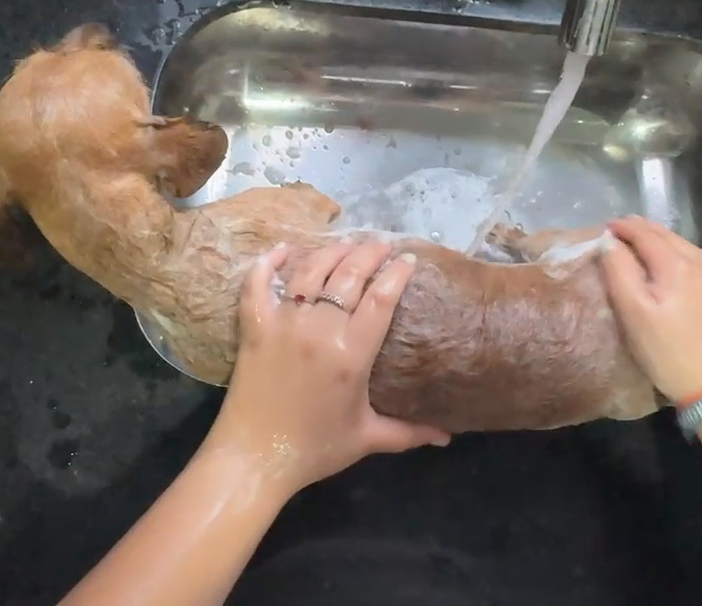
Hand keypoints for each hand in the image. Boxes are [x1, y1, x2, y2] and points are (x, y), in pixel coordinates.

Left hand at [203, 238, 449, 496]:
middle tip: (382, 243)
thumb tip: (447, 435)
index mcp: (351, 353)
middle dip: (369, 253)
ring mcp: (284, 322)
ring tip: (347, 242)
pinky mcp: (255, 325)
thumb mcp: (367, 438)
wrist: (253, 460)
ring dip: (331, 252)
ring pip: (311, 271)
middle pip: (349, 276)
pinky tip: (282, 248)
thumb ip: (408, 431)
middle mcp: (319, 328)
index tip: (407, 258)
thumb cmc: (314, 449)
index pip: (381, 299)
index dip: (396, 274)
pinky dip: (268, 262)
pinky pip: (258, 284)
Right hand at [599, 216, 701, 404]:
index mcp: (675, 265)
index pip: (645, 235)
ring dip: (671, 243)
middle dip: (646, 231)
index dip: (624, 227)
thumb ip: (619, 271)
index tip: (608, 226)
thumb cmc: (671, 354)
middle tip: (627, 229)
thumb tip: (610, 241)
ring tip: (655, 245)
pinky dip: (698, 259)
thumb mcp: (633, 314)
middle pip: (670, 238)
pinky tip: (697, 266)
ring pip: (694, 250)